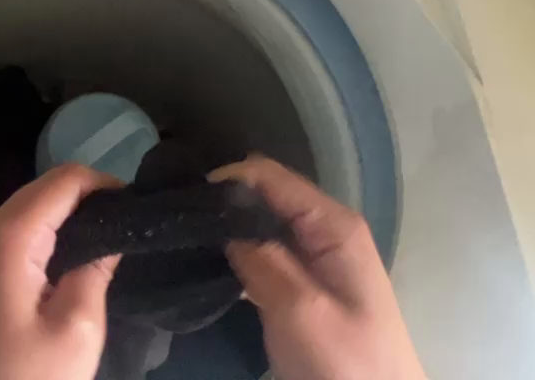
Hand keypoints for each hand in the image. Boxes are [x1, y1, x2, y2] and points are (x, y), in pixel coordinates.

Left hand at [0, 163, 122, 379]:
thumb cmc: (28, 378)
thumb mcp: (75, 331)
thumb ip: (95, 271)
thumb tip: (109, 236)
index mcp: (10, 236)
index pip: (62, 181)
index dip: (100, 183)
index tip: (131, 203)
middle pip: (42, 188)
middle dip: (84, 194)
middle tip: (120, 220)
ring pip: (28, 206)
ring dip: (64, 211)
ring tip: (101, 235)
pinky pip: (14, 228)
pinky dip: (45, 228)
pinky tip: (69, 251)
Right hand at [211, 156, 424, 379]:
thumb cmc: (349, 369)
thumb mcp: (302, 314)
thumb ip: (262, 261)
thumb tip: (222, 225)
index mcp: (332, 225)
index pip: (270, 175)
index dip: (229, 180)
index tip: (189, 202)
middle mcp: (325, 229)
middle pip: (265, 193)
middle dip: (227, 201)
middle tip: (185, 223)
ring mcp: (317, 258)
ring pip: (262, 222)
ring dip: (229, 227)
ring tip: (189, 239)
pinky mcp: (305, 284)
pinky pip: (264, 250)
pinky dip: (238, 251)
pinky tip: (211, 263)